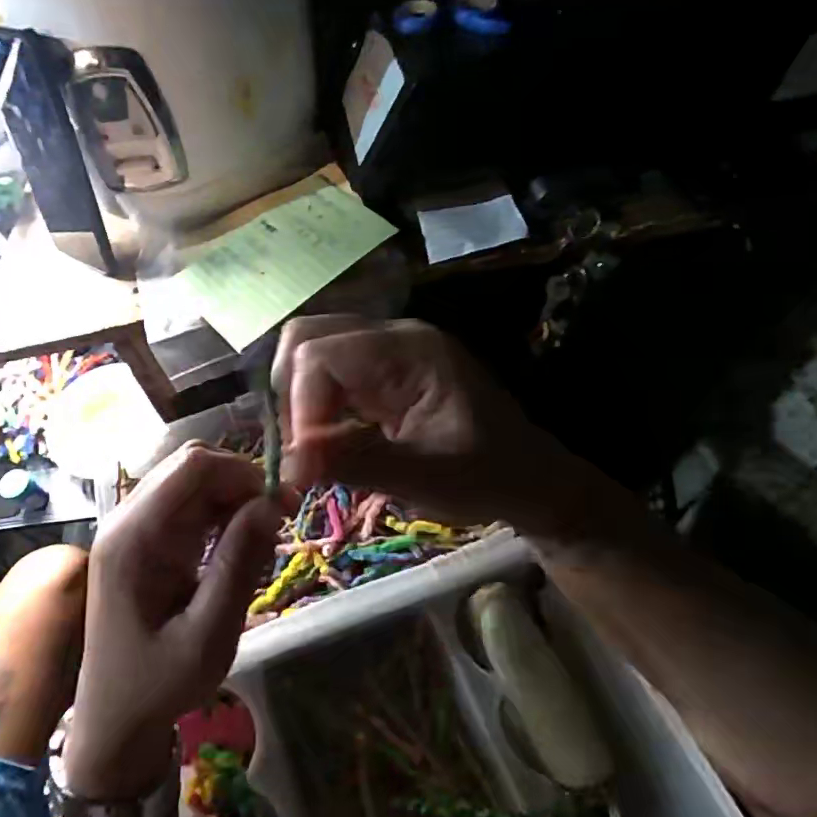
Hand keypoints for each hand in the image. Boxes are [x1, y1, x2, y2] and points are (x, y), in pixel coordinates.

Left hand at [68, 445, 279, 797]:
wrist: (114, 716)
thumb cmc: (159, 683)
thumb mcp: (208, 636)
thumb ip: (239, 567)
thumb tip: (271, 504)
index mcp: (134, 538)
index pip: (192, 467)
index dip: (244, 473)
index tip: (285, 507)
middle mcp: (127, 521)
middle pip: (191, 467)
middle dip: (242, 483)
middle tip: (280, 523)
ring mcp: (133, 529)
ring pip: (193, 483)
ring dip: (235, 500)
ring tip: (263, 542)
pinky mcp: (145, 542)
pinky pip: (188, 508)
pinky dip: (222, 516)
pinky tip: (240, 549)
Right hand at [272, 316, 612, 536]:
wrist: (528, 478)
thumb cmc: (486, 476)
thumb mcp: (425, 477)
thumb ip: (355, 462)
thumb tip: (287, 464)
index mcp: (409, 351)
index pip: (319, 354)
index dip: (299, 407)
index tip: (304, 463)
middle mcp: (390, 337)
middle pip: (305, 338)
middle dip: (290, 395)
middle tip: (302, 449)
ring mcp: (384, 351)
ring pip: (309, 352)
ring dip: (298, 401)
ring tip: (312, 449)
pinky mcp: (379, 372)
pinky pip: (326, 374)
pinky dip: (313, 407)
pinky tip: (326, 442)